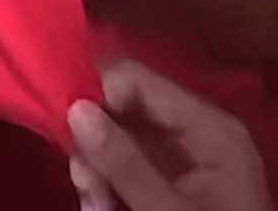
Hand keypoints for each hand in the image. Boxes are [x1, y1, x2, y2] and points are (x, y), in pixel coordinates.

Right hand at [68, 60, 272, 210]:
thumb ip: (124, 164)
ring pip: (118, 138)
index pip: (136, 79)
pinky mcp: (174, 184)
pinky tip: (103, 209)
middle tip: (86, 189)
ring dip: (97, 171)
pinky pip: (127, 165)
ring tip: (95, 209)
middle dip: (96, 145)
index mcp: (209, 129)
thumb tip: (75, 107)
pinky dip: (109, 185)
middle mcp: (196, 132)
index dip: (97, 95)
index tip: (69, 129)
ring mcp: (186, 159)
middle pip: (124, 109)